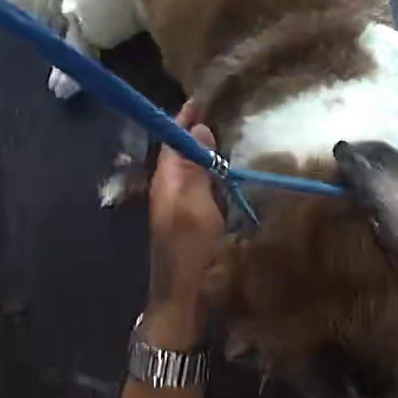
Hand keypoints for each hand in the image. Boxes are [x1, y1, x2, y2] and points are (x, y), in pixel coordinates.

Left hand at [143, 101, 224, 349]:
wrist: (183, 299)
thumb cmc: (189, 250)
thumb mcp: (195, 205)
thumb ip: (196, 167)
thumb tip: (199, 129)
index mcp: (166, 180)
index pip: (172, 138)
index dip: (184, 118)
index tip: (202, 98)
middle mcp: (169, 188)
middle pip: (180, 151)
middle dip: (196, 130)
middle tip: (223, 112)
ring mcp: (179, 205)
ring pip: (190, 167)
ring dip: (205, 150)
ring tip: (230, 135)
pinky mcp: (191, 220)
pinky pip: (200, 185)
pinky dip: (213, 172)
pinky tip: (231, 173)